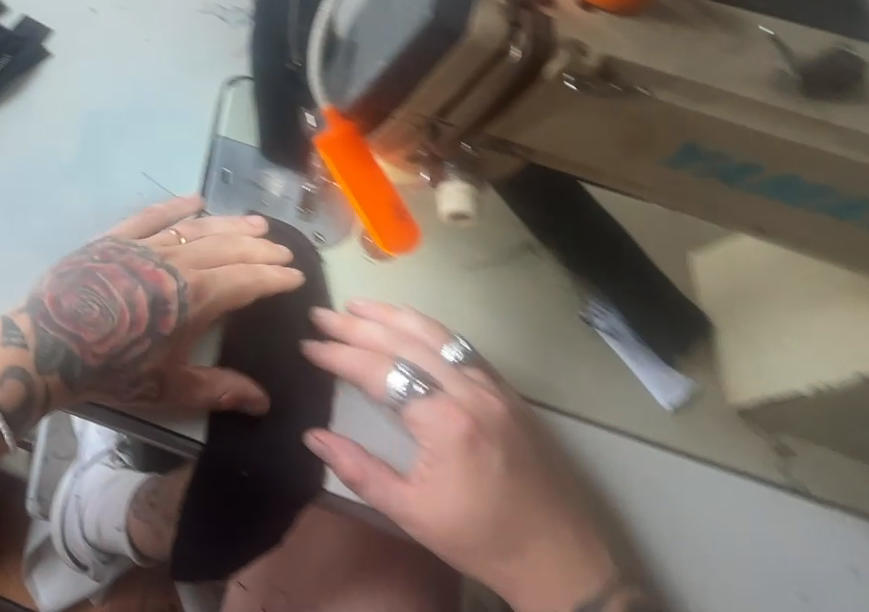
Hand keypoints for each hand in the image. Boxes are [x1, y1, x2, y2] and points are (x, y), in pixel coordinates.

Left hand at [21, 195, 304, 415]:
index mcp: (194, 298)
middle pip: (226, 248)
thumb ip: (219, 389)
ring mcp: (143, 246)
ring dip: (228, 224)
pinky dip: (174, 207)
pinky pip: (150, 216)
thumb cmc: (111, 370)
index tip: (295, 275)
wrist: (48, 345)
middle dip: (258, 248)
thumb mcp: (169, 387)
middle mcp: (174, 263)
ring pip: (195, 229)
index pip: (246, 281)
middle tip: (281, 249)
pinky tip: (194, 200)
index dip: (273, 278)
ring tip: (254, 223)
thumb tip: (264, 401)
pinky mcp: (114, 239)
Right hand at [301, 301, 621, 611]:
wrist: (562, 562)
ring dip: (392, 315)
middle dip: (357, 325)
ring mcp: (493, 388)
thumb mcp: (410, 512)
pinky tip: (406, 325)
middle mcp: (470, 392)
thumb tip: (313, 436)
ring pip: (436, 335)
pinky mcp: (508, 393)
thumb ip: (358, 470)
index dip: (338, 356)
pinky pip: (461, 346)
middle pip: (404, 342)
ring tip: (356, 305)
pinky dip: (426, 328)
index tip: (306, 346)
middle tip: (319, 314)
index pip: (379, 371)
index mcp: (445, 421)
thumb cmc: (480, 540)